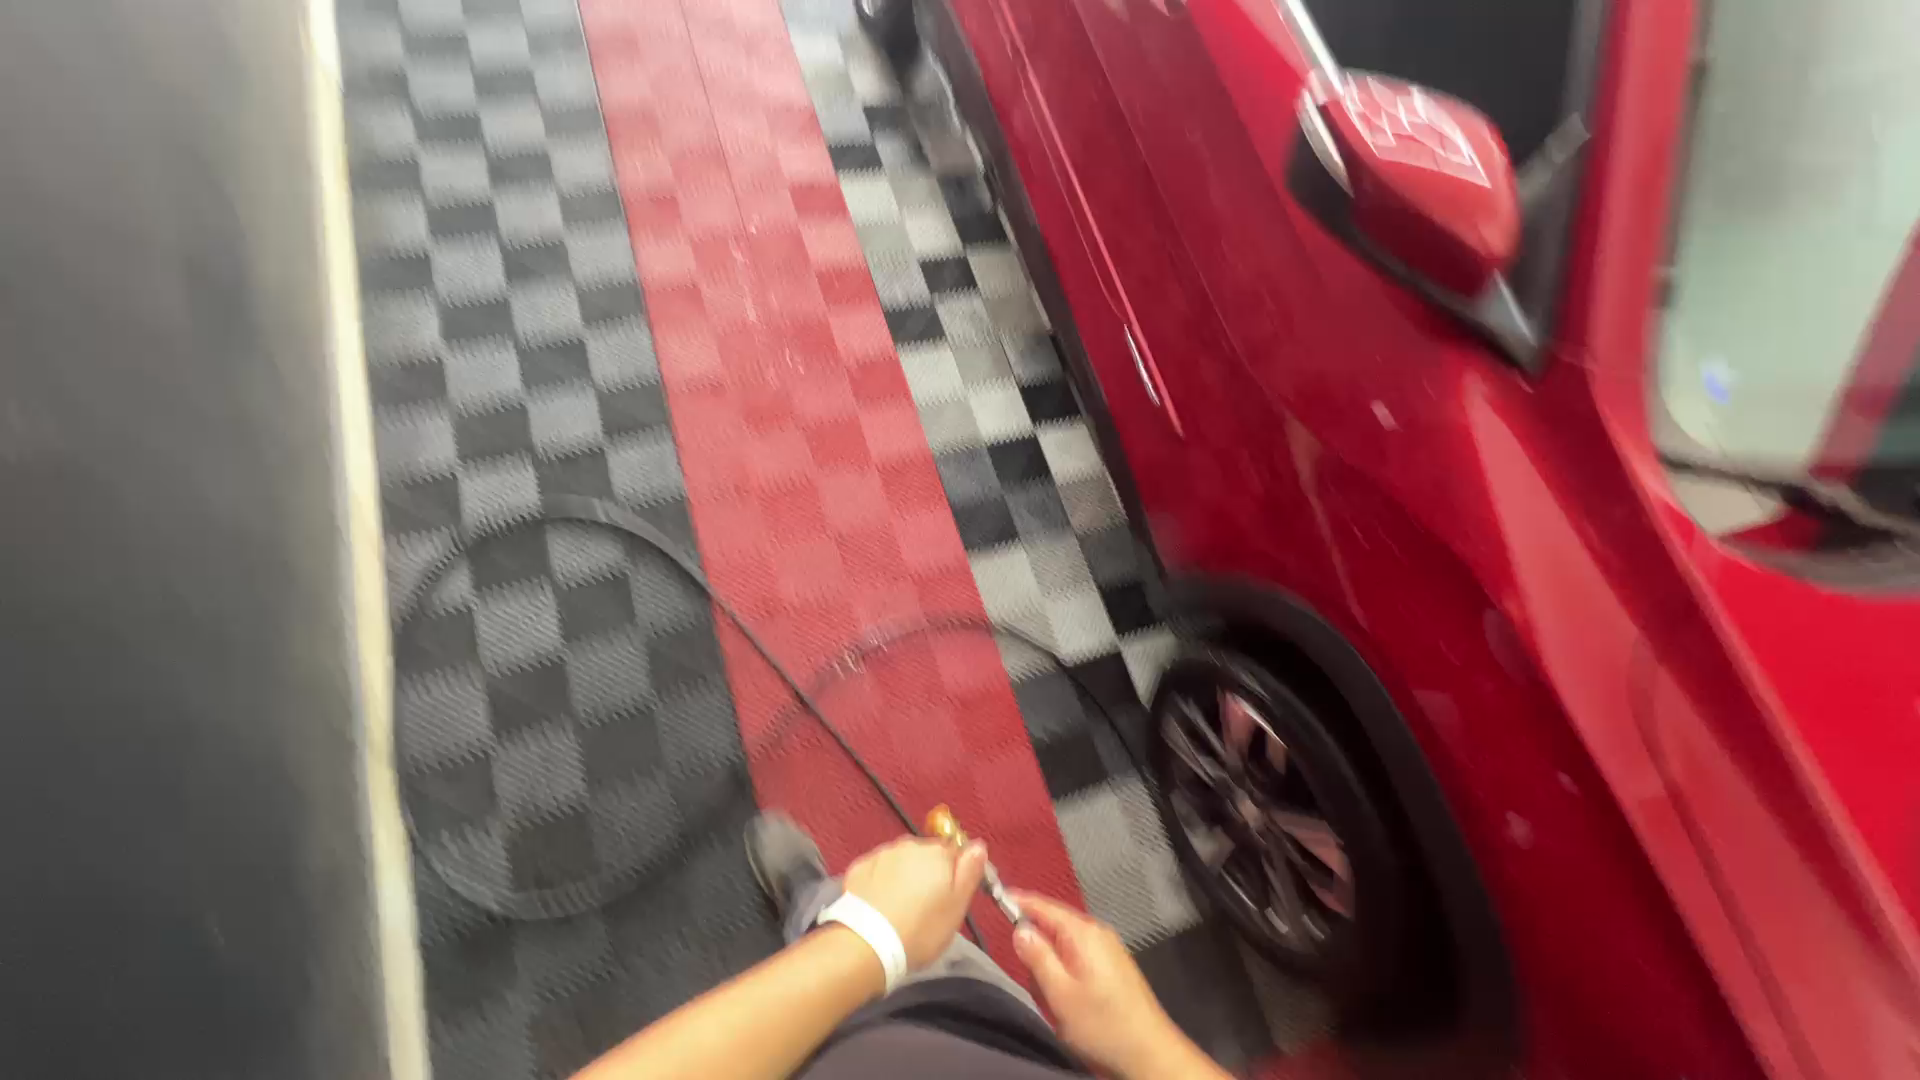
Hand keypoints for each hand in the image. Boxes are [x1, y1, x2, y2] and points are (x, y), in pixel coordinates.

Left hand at [842, 836, 987, 969]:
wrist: (866, 944)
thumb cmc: (920, 930)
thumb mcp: (956, 908)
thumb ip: (970, 872)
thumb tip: (978, 845)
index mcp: (938, 853)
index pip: (954, 852)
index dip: (954, 873)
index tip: (948, 897)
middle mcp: (910, 845)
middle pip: (926, 855)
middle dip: (927, 874)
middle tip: (925, 907)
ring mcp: (882, 854)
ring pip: (901, 861)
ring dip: (904, 876)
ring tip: (900, 908)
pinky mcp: (860, 866)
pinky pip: (878, 870)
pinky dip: (880, 881)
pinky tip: (879, 904)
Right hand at [1011, 892, 1224, 1079]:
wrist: (1152, 1055)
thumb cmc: (1103, 1025)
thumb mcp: (1061, 994)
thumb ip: (1037, 957)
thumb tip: (1019, 929)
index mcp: (1083, 932)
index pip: (1043, 905)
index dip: (1018, 901)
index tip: (994, 897)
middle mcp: (1097, 932)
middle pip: (1053, 924)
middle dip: (1036, 945)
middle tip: (1029, 977)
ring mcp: (1108, 948)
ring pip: (1064, 944)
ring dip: (1051, 965)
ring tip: (1052, 998)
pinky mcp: (1113, 967)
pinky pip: (1078, 957)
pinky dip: (1065, 972)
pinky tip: (1067, 999)